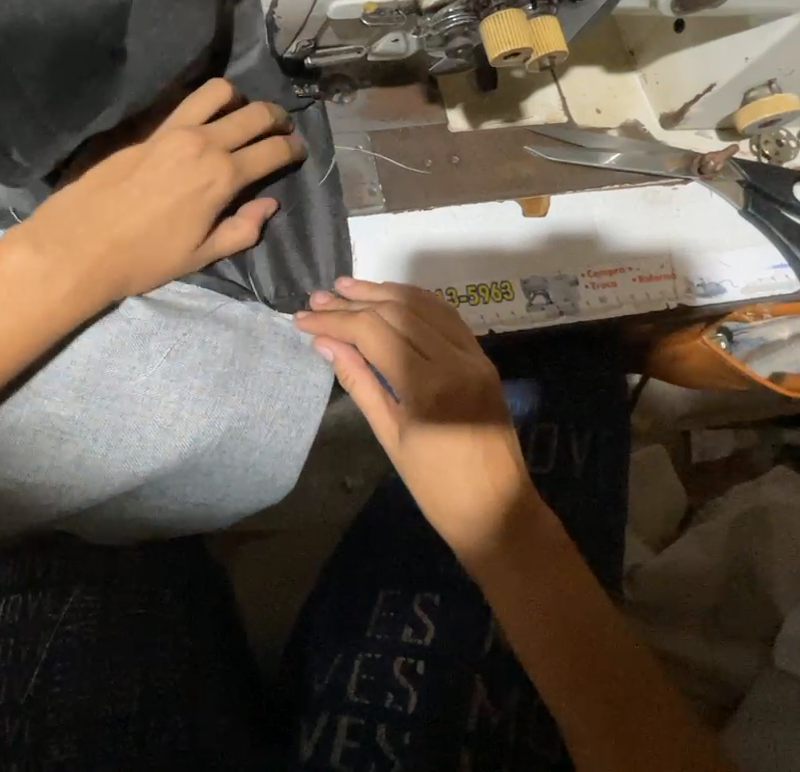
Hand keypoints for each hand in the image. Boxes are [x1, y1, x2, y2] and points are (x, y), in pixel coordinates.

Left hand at [14, 78, 305, 304]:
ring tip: (242, 114)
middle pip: (255, 114)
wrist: (80, 244)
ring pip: (219, 92)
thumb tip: (269, 205)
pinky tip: (205, 117)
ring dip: (240, 99)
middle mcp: (204, 142)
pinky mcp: (148, 129)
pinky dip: (205, 101)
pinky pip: (185, 101)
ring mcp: (173, 130)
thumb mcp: (202, 255)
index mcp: (223, 176)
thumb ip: (243, 229)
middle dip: (277, 118)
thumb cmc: (144, 258)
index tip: (298, 151)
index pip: (273, 150)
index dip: (293, 149)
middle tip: (281, 128)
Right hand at [295, 278, 546, 563]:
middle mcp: (455, 359)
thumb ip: (358, 382)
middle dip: (352, 303)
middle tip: (317, 299)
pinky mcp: (482, 358)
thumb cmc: (436, 487)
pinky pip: (446, 316)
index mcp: (428, 385)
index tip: (301, 320)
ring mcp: (474, 355)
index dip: (334, 321)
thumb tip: (324, 344)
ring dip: (381, 292)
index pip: (373, 333)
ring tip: (345, 288)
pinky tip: (389, 298)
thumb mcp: (389, 436)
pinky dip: (413, 300)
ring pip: (422, 305)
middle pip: (396, 312)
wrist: (498, 511)